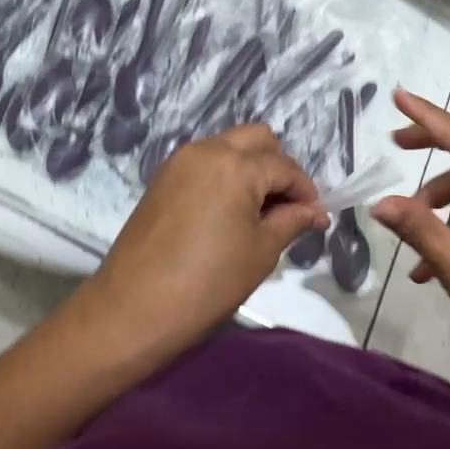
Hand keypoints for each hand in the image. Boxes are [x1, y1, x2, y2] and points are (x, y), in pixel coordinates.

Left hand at [79, 125, 328, 355]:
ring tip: (259, 213)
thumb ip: (291, 222)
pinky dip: (224, 175)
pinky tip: (228, 212)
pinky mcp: (162, 178)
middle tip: (287, 208)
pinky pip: (205, 162)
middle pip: (257, 139)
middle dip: (278, 167)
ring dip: (251, 168)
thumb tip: (316, 212)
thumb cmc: (207, 284)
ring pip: (229, 146)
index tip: (316, 218)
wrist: (133, 308)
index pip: (284, 167)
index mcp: (235, 165)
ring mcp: (180, 161)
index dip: (305, 191)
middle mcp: (207, 150)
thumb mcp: (260, 253)